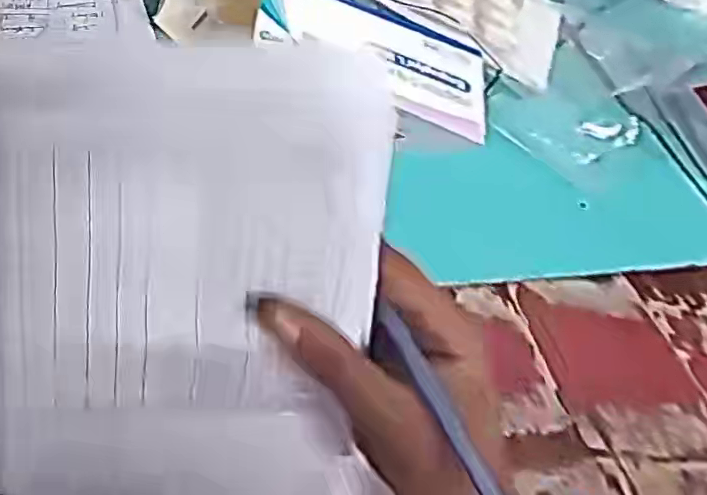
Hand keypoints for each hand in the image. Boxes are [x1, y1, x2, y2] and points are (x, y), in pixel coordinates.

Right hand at [255, 246, 504, 494]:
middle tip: (262, 256)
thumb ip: (338, 365)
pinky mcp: (365, 360)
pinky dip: (301, 323)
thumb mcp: (392, 422)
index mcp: (447, 328)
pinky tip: (272, 319)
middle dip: (312, 270)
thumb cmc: (441, 477)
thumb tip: (275, 309)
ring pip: (338, 301)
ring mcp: (392, 343)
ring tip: (259, 282)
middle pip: (357, 277)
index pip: (384, 263)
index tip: (286, 235)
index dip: (336, 246)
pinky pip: (327, 326)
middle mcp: (420, 325)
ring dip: (303, 298)